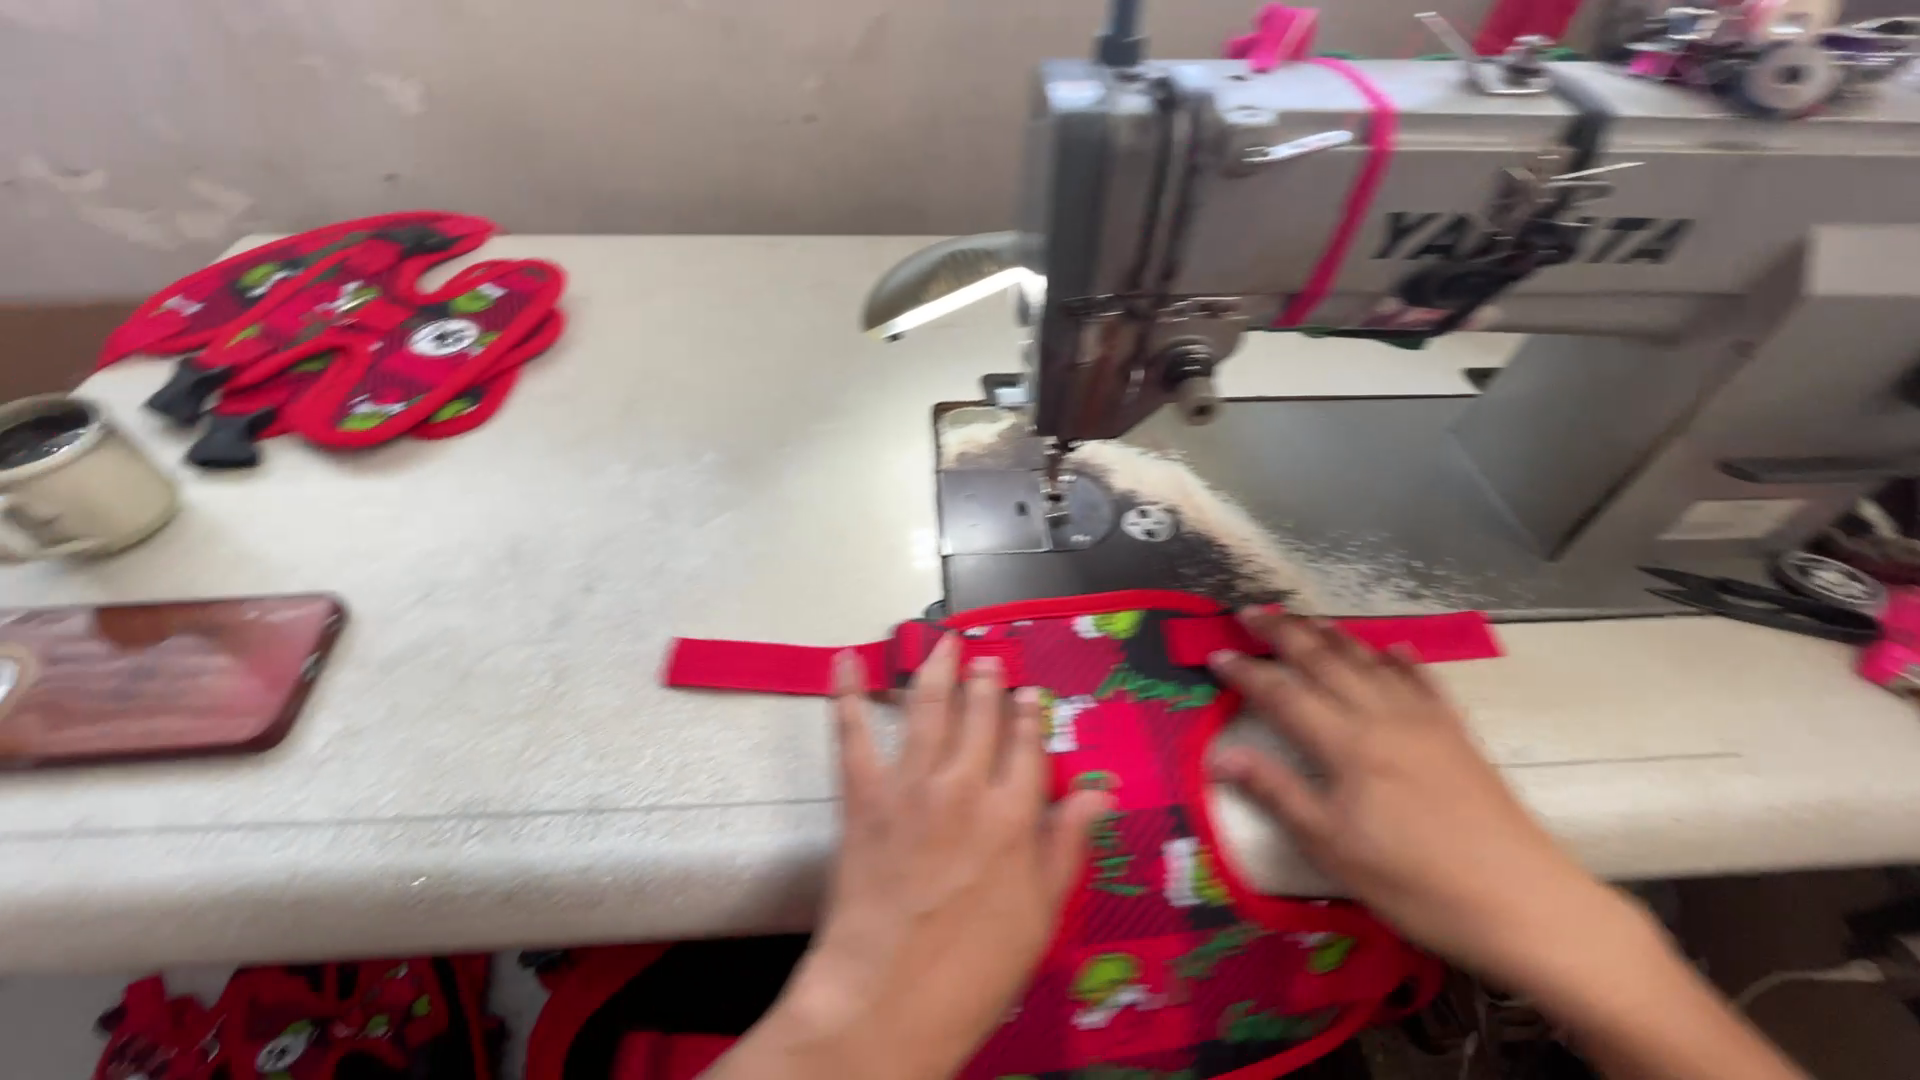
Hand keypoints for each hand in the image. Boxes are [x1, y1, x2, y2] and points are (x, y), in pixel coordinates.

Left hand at [749, 635, 1108, 1079]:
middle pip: (981, 717)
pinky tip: (848, 661)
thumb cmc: (975, 969)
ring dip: (939, 670)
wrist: (888, 998)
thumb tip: (1097, 791)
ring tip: (946, 642)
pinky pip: (854, 733)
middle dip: (987, 682)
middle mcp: (966, 786)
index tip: (1030, 693)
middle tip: (988, 657)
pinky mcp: (864, 796)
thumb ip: (1066, 845)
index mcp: (1015, 815)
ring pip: (929, 709)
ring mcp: (911, 786)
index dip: (1030, 716)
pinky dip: (849, 693)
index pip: (1029, 746)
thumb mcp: (1041, 915)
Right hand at [1206, 612, 1628, 986]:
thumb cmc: (1415, 882)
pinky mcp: (1458, 735)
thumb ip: (1276, 793)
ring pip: (1370, 662)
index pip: (1283, 693)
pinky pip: (1424, 682)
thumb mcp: (1332, 846)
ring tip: (1304, 618)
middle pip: (1324, 661)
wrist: (1524, 903)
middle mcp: (1383, 717)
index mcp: (1347, 744)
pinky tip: (1392, 648)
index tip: (1214, 654)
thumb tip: (1217, 756)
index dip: (1245, 672)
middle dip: (1283, 633)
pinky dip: (1402, 660)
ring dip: (1332, 636)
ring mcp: (1426, 721)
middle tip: (1250, 611)